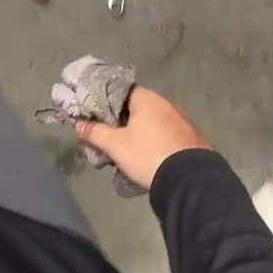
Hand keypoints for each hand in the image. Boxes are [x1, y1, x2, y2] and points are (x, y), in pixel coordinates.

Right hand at [76, 87, 209, 189]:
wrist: (190, 180)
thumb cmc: (148, 155)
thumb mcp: (116, 146)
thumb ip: (96, 132)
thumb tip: (78, 124)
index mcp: (147, 99)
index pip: (121, 92)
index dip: (108, 104)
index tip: (98, 118)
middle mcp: (166, 104)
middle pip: (138, 108)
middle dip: (124, 123)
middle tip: (112, 139)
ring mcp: (182, 120)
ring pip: (154, 123)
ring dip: (142, 134)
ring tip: (131, 153)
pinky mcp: (193, 138)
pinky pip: (168, 135)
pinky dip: (158, 142)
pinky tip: (153, 158)